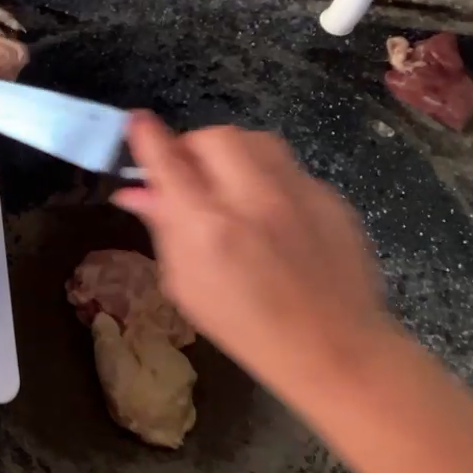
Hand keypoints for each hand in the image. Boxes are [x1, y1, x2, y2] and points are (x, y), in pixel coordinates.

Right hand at [112, 111, 398, 400]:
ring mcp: (299, 196)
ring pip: (257, 140)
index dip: (147, 136)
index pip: (168, 162)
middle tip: (187, 168)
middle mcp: (253, 201)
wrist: (337, 351)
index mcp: (208, 228)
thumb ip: (163, 229)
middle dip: (193, 145)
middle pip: (215, 137)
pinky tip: (268, 208)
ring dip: (232, 151)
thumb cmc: (246, 325)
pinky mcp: (332, 199)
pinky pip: (288, 168)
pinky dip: (267, 177)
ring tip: (227, 178)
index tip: (137, 121)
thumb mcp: (185, 284)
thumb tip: (135, 192)